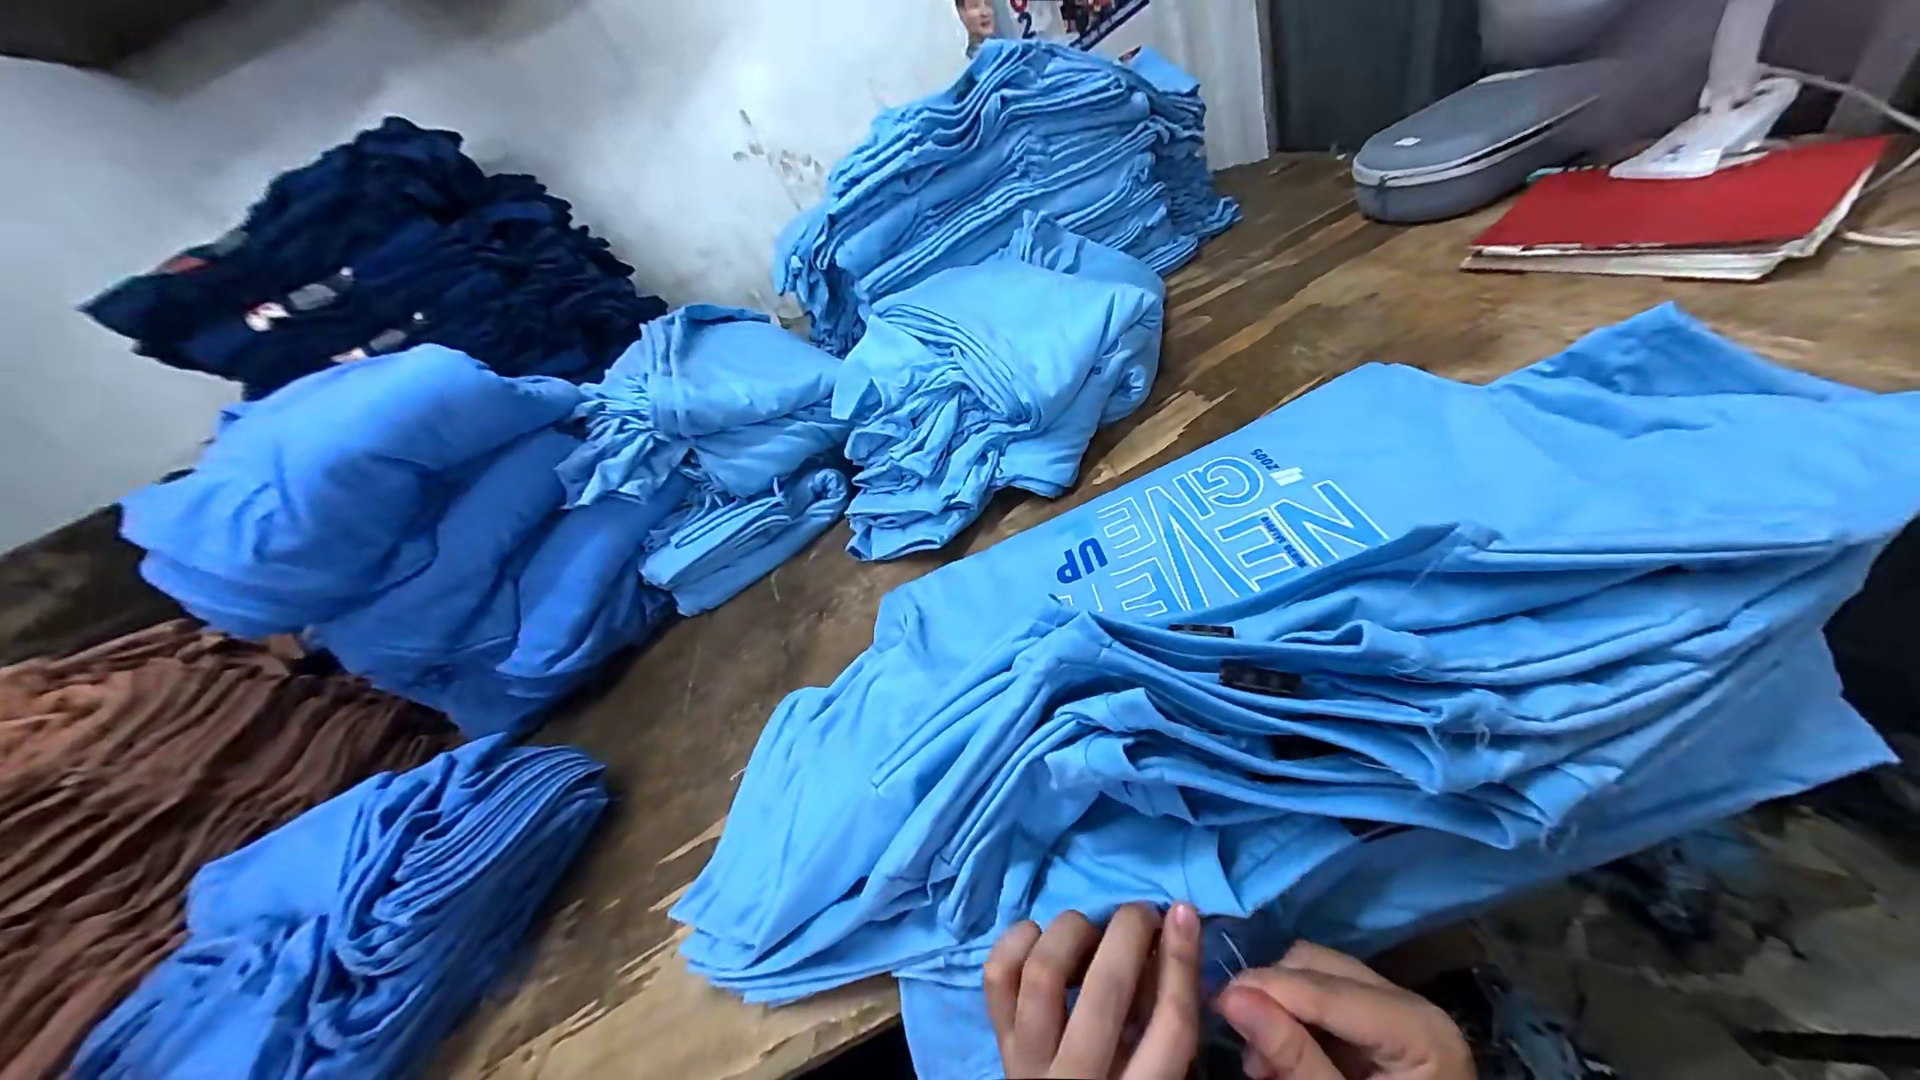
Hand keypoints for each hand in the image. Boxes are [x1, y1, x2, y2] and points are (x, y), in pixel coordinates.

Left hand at [984, 902, 1201, 1078]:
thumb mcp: (1155, 1065)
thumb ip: (1165, 1011)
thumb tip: (1175, 926)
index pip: (1171, 1025)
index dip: (1180, 960)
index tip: (1183, 912)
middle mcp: (1080, 1079)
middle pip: (1106, 990)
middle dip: (1127, 932)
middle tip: (1140, 913)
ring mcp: (1030, 1059)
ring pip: (1044, 972)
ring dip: (1072, 932)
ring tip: (1090, 932)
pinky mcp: (999, 1039)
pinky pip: (999, 974)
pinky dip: (1019, 940)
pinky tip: (1041, 937)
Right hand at [1215, 942, 1474, 1079]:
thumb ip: (1292, 1057)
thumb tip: (1231, 997)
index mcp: (1419, 1030)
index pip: (1327, 990)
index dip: (1268, 988)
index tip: (1218, 1001)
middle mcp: (1410, 1003)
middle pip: (1317, 968)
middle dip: (1271, 995)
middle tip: (1242, 1041)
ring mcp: (1396, 1007)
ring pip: (1313, 972)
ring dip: (1276, 1003)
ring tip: (1260, 1057)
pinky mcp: (1379, 1018)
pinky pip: (1321, 992)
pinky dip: (1292, 1014)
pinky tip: (1279, 1049)